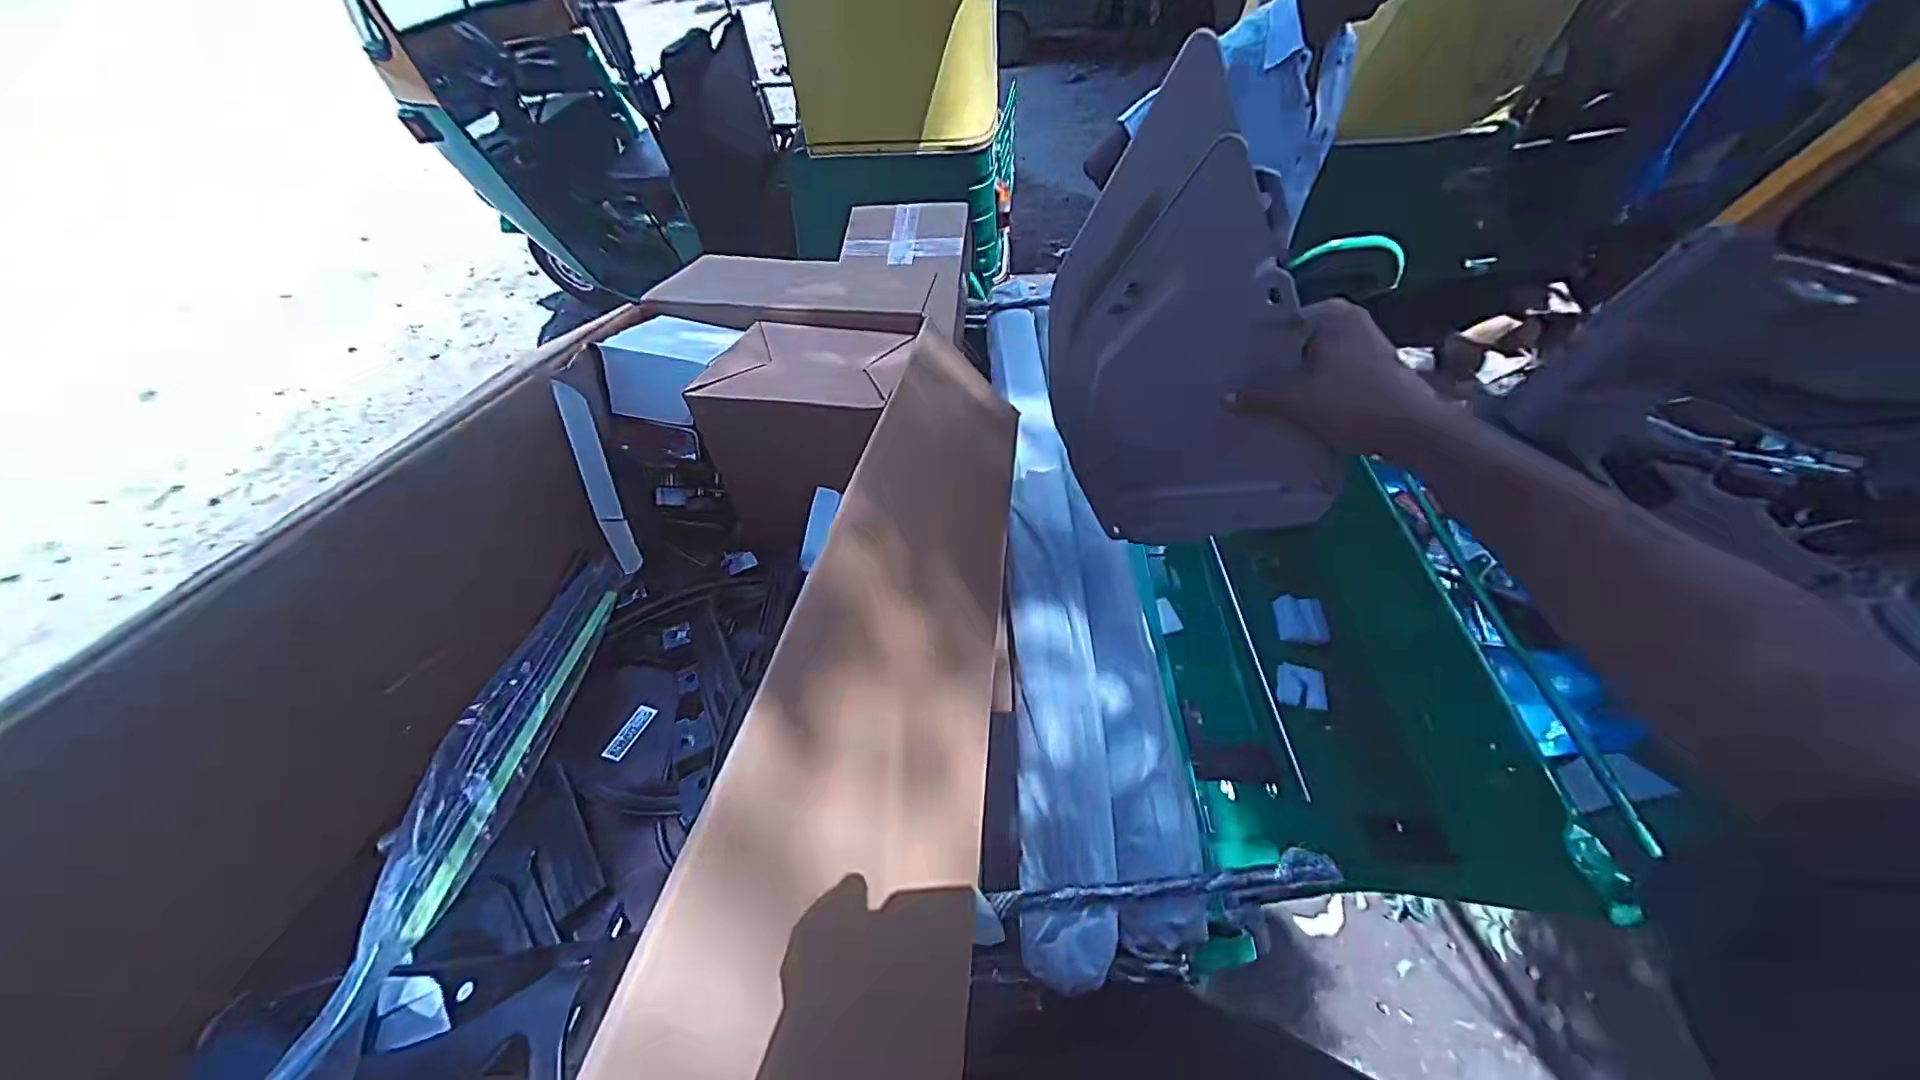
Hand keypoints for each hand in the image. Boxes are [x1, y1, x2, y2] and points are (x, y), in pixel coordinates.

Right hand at [1228, 299, 1464, 457]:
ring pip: (1310, 361)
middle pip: (1294, 343)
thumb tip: (1227, 397)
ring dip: (1289, 380)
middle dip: (1271, 365)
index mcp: (1333, 315)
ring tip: (1259, 398)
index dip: (1254, 347)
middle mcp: (1350, 323)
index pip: (1279, 323)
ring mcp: (1363, 346)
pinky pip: (1327, 375)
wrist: (1414, 433)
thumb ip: (1258, 397)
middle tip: (1239, 383)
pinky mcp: (1370, 370)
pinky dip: (1310, 388)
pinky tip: (1290, 407)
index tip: (1233, 365)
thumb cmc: (1356, 405)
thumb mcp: (1296, 403)